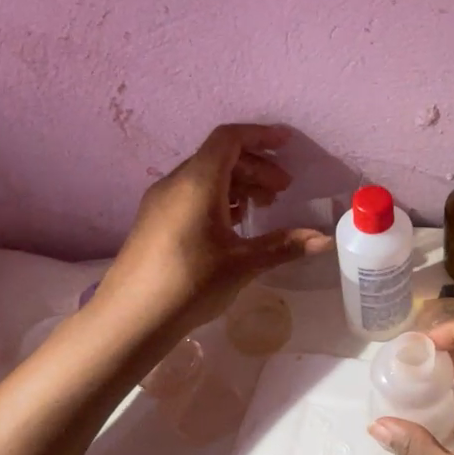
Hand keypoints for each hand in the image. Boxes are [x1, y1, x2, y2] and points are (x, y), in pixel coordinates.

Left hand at [95, 124, 331, 337]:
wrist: (129, 319)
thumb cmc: (189, 283)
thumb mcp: (244, 263)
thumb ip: (285, 245)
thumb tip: (324, 240)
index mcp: (197, 183)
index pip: (229, 139)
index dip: (260, 135)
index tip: (287, 144)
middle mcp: (176, 183)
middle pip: (220, 156)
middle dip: (256, 166)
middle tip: (283, 190)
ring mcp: (161, 202)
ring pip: (206, 176)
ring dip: (239, 183)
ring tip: (263, 207)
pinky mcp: (155, 221)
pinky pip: (193, 193)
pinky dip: (220, 197)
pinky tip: (235, 225)